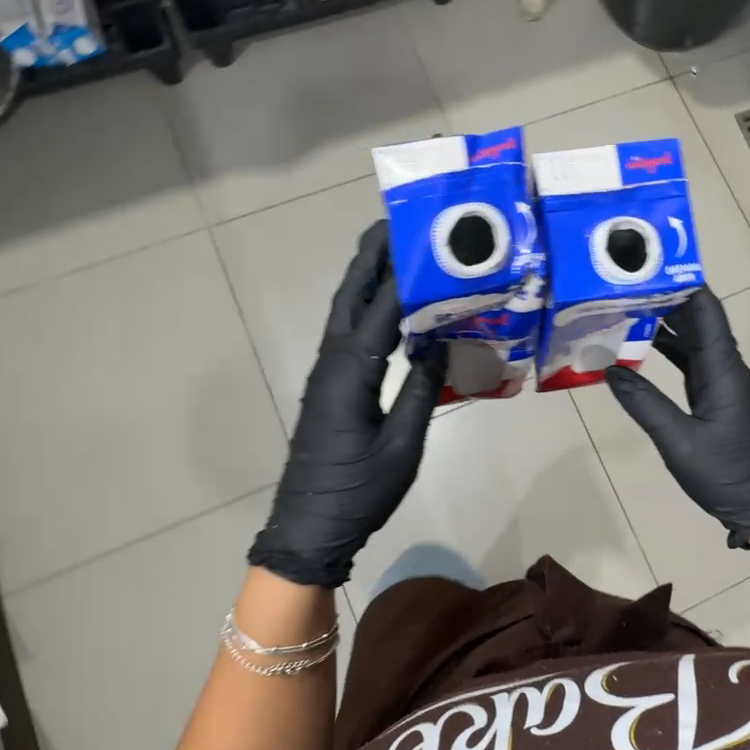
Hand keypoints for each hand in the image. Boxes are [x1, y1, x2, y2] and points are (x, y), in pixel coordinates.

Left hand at [247, 221, 444, 587]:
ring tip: (393, 250)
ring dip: (366, 278)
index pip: (381, 311)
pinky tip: (386, 306)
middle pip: (351, 297)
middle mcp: (332, 362)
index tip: (425, 239)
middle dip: (371, 259)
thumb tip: (439, 341)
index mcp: (351, 373)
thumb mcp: (402, 445)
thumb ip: (420, 389)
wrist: (310, 526)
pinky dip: (366, 308)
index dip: (404, 274)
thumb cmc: (360, 490)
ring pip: (345, 312)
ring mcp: (326, 373)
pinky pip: (348, 333)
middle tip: (396, 223)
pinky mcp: (330, 386)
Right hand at [603, 288, 749, 547]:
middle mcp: (724, 365)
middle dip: (664, 296)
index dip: (681, 283)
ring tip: (624, 302)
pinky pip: (688, 357)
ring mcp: (719, 378)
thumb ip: (644, 403)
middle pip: (697, 317)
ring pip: (691, 336)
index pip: (706, 310)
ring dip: (662, 320)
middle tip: (624, 281)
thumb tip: (609, 369)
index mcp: (722, 368)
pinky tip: (637, 342)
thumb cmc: (722, 472)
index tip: (649, 266)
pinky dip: (665, 346)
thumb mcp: (678, 441)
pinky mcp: (711, 391)